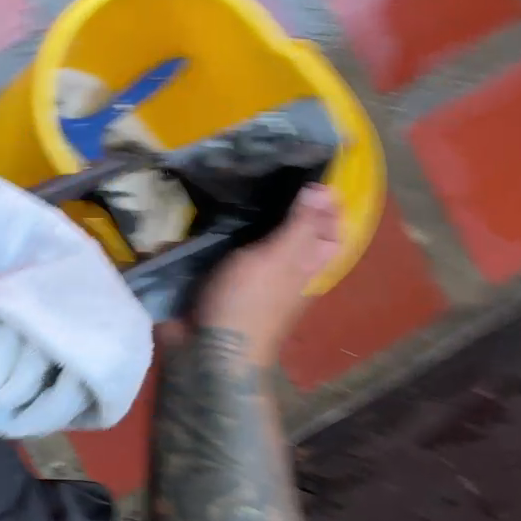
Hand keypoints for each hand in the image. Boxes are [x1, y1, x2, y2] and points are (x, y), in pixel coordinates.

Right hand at [183, 183, 342, 365]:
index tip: (305, 172)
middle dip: (275, 207)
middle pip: (287, 233)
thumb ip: (299, 225)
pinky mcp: (213, 285)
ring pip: (247, 242)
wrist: (207, 348)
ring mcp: (246, 279)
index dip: (324, 204)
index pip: (328, 229)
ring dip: (233, 222)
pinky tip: (192, 229)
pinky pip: (213, 256)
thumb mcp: (279, 258)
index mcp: (306, 265)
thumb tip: (322, 188)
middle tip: (258, 176)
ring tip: (223, 193)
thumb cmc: (249, 303)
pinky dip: (204, 242)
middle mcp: (281, 270)